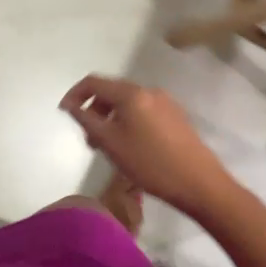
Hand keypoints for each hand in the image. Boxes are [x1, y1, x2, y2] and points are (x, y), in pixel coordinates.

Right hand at [59, 75, 230, 211]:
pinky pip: (143, 111)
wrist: (200, 184)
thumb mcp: (110, 143)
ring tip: (109, 146)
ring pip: (128, 103)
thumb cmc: (150, 163)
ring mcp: (165, 102)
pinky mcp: (176, 116)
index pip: (93, 82)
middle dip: (94, 110)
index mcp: (131, 93)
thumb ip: (87, 120)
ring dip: (111, 118)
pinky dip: (129, 121)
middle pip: (111, 91)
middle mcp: (148, 91)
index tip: (65, 114)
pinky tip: (131, 146)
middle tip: (89, 139)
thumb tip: (71, 105)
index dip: (75, 94)